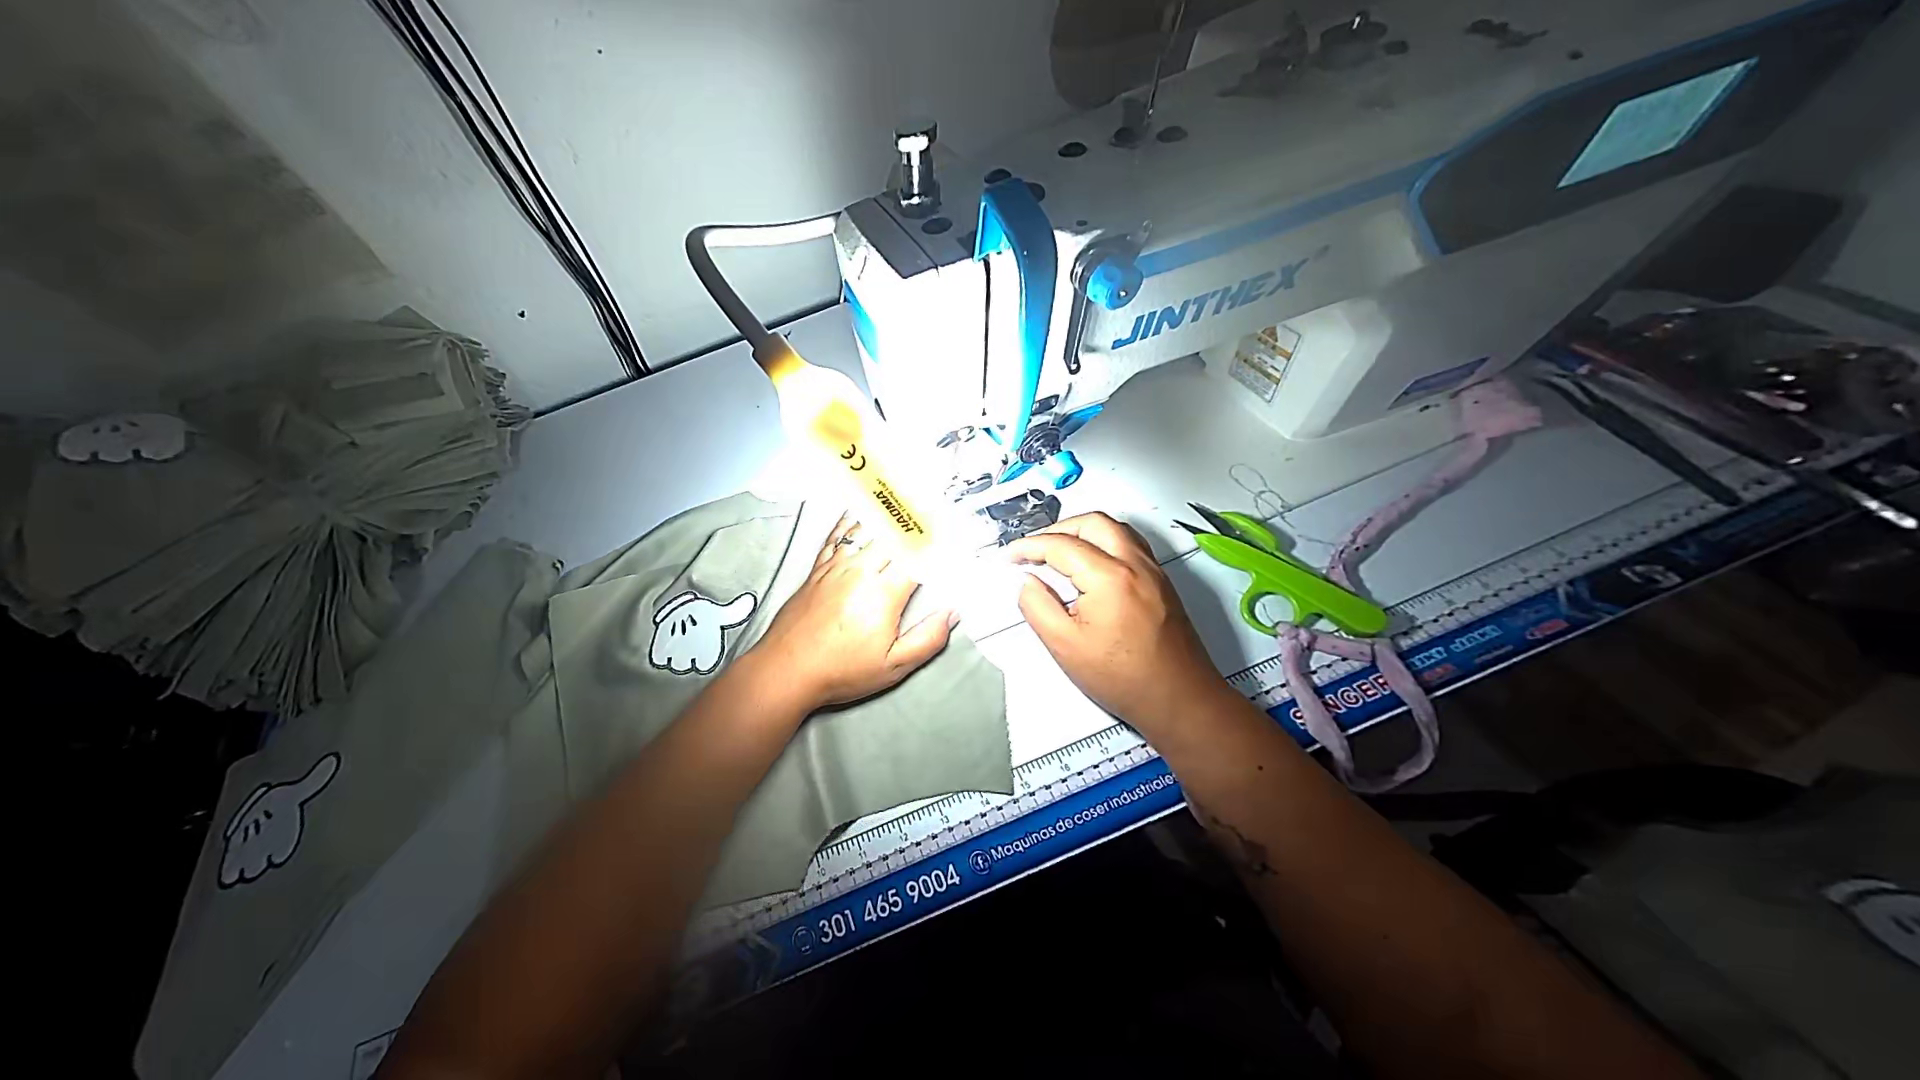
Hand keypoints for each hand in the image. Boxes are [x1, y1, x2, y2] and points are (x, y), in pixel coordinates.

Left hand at [745, 514, 956, 712]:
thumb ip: (927, 639)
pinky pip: (836, 537)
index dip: (938, 541)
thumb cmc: (838, 671)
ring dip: (887, 513)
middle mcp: (860, 572)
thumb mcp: (893, 667)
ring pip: (866, 529)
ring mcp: (836, 568)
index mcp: (883, 594)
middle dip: (917, 519)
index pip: (919, 556)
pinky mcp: (817, 571)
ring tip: (903, 497)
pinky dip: (850, 521)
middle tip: (935, 505)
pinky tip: (857, 510)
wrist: (785, 670)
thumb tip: (949, 615)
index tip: (952, 529)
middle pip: (894, 535)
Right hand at [1006, 513, 1227, 733]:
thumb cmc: (1129, 680)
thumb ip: (1037, 606)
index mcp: (1111, 577)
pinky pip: (1131, 545)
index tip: (1012, 554)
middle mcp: (1136, 565)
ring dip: (1083, 531)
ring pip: (1115, 529)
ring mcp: (1153, 572)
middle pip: (1091, 523)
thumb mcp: (1065, 646)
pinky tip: (1091, 565)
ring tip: (1060, 552)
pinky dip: (1105, 543)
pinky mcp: (1162, 583)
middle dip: (1057, 529)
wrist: (1179, 700)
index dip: (1029, 546)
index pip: (1061, 545)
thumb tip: (1027, 583)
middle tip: (1034, 549)